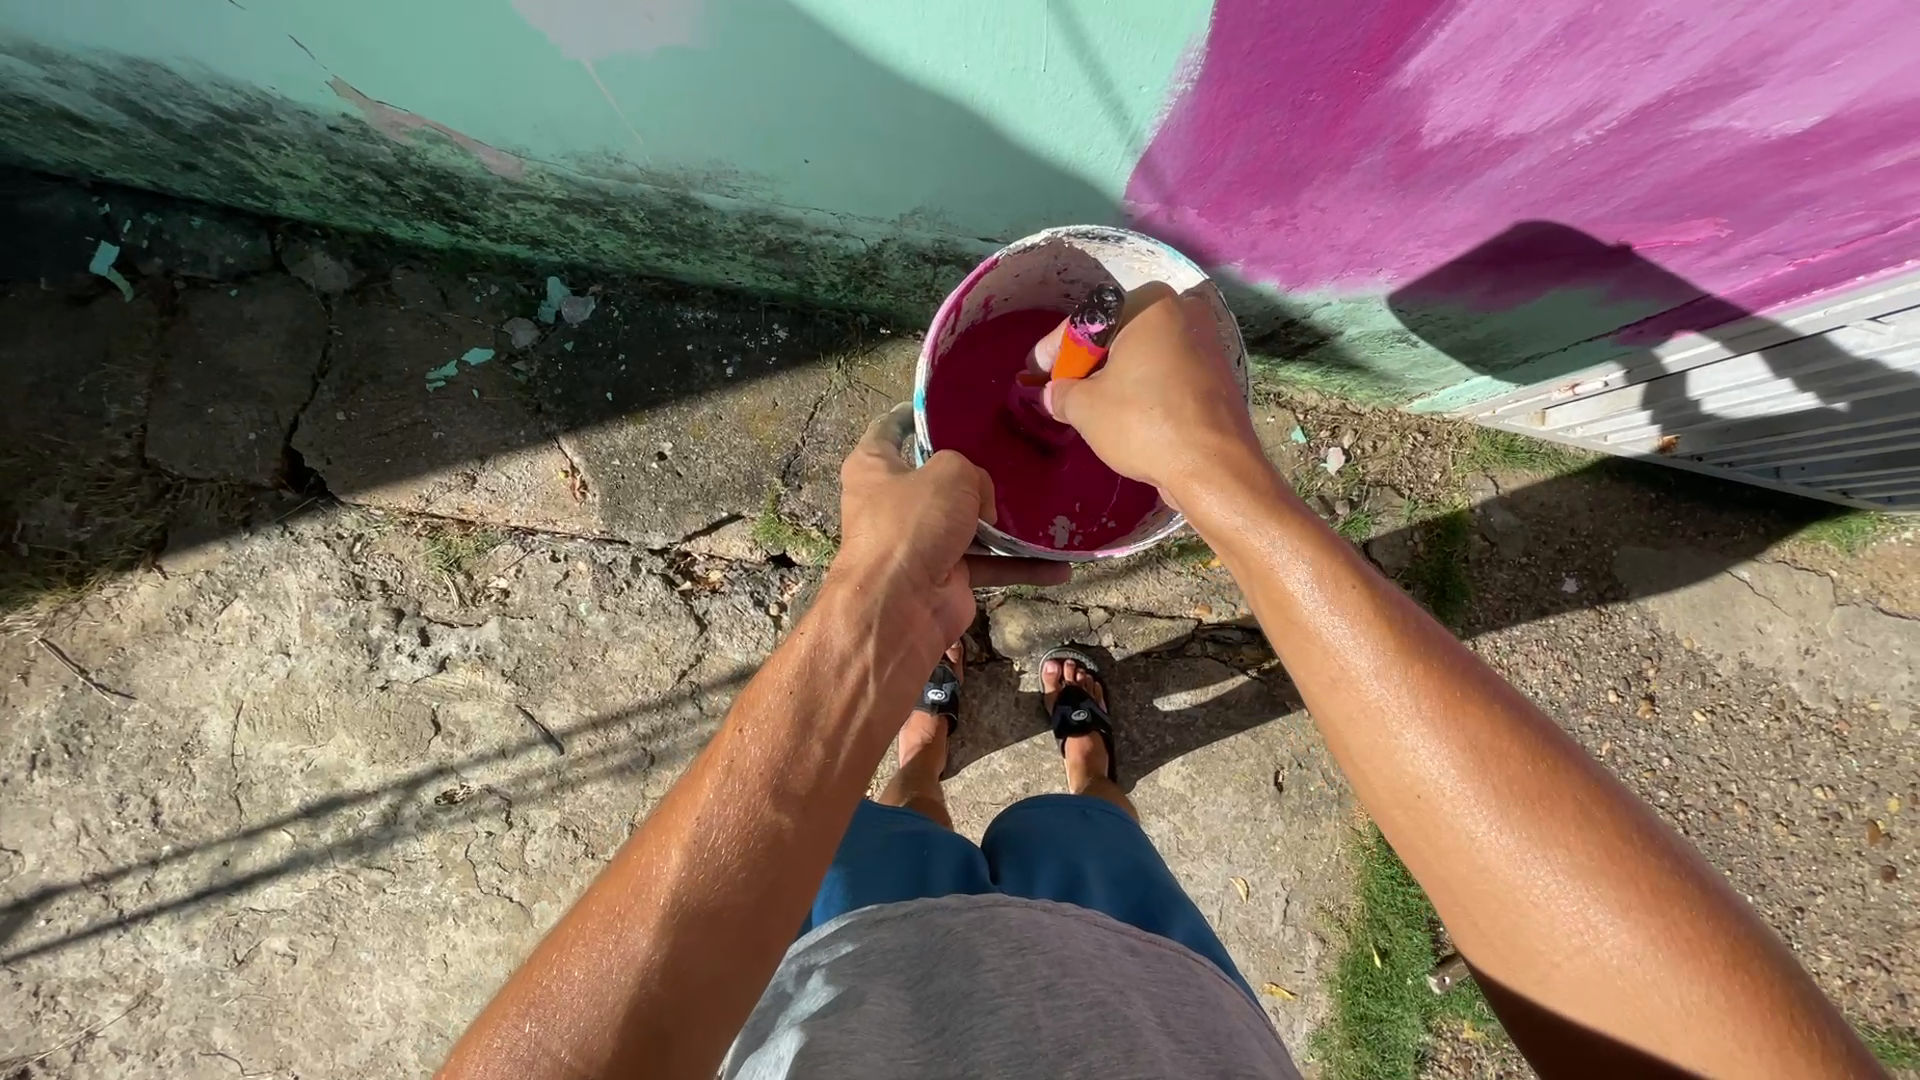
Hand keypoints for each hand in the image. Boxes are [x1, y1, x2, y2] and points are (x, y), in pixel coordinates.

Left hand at [833, 404, 1070, 645]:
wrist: (901, 606)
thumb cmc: (912, 523)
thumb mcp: (949, 473)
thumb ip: (972, 470)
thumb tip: (982, 502)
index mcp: (875, 467)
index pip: (891, 428)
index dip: (916, 413)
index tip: (950, 403)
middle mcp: (895, 502)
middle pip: (938, 477)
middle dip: (974, 471)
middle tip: (1015, 454)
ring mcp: (921, 541)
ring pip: (969, 524)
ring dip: (1006, 524)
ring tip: (1045, 507)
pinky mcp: (946, 575)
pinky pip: (989, 564)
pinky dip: (1020, 566)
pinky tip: (1058, 565)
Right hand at [1039, 282, 1260, 501]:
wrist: (1211, 467)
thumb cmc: (1143, 423)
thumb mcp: (1085, 408)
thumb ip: (1061, 392)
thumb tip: (1053, 393)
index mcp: (1151, 305)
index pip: (1087, 323)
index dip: (1054, 350)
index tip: (1035, 372)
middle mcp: (1184, 313)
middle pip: (1118, 336)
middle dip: (1087, 363)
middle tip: (1062, 390)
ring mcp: (1207, 344)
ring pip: (1144, 357)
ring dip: (1115, 378)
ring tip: (1090, 408)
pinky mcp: (1217, 377)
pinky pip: (1166, 375)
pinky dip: (1143, 390)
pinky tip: (1128, 416)